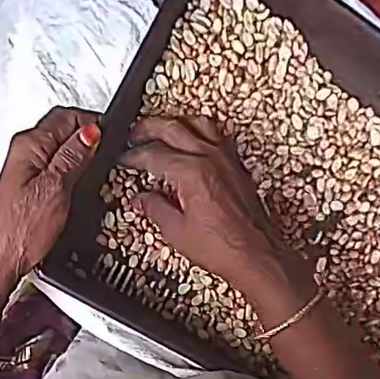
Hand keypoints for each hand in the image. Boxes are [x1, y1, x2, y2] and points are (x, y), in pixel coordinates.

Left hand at [0, 107, 102, 292]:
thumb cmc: (19, 231)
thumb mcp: (56, 189)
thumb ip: (73, 157)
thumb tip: (90, 132)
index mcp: (29, 145)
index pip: (66, 117)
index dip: (92, 121)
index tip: (112, 134)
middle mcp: (23, 154)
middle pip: (61, 129)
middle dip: (87, 133)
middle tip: (110, 145)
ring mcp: (24, 172)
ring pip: (57, 150)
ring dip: (79, 152)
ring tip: (99, 161)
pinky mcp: (27, 190)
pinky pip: (53, 169)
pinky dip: (70, 170)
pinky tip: (80, 181)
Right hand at [123, 117, 306, 301]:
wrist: (256, 256)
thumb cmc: (223, 247)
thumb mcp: (176, 231)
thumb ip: (155, 208)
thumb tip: (141, 199)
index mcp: (191, 172)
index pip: (153, 154)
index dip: (133, 157)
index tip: (123, 161)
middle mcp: (210, 158)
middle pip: (172, 127)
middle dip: (147, 129)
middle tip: (132, 136)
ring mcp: (226, 159)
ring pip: (196, 123)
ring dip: (174, 123)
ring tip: (159, 130)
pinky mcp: (237, 166)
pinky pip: (215, 135)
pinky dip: (197, 131)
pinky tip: (191, 141)